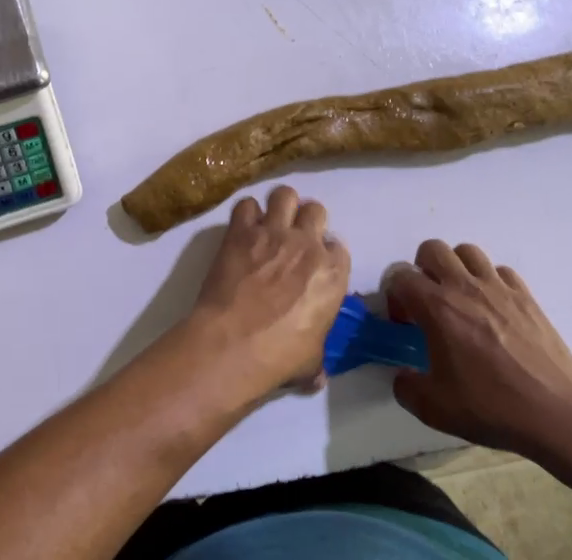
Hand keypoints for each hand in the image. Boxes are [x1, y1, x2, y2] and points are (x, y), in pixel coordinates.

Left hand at [185, 185, 350, 402]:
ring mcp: (272, 233)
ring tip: (269, 222)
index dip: (325, 253)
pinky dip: (245, 214)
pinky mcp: (240, 231)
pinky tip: (241, 228)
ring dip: (279, 206)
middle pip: (315, 211)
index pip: (338, 246)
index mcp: (333, 273)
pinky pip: (246, 205)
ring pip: (284, 195)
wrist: (232, 344)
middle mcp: (307, 244)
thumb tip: (317, 375)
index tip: (313, 264)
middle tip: (292, 238)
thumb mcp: (312, 361)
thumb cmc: (279, 357)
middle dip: (306, 220)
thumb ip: (318, 359)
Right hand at [387, 241, 571, 458]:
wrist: (556, 416)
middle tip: (428, 302)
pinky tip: (494, 310)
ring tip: (460, 299)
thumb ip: (406, 387)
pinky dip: (491, 282)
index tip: (404, 322)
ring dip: (456, 268)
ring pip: (468, 252)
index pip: (400, 275)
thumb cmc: (491, 408)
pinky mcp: (528, 298)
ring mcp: (500, 289)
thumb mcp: (433, 409)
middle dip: (421, 269)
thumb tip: (403, 376)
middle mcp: (465, 288)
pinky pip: (501, 271)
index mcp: (437, 308)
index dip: (394, 295)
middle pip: (432, 249)